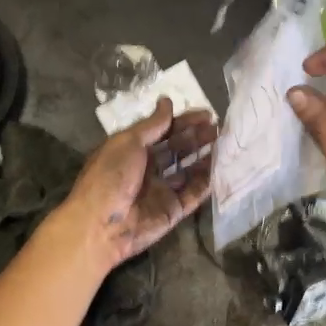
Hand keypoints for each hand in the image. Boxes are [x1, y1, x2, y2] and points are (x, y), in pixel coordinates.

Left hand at [54, 98, 215, 269]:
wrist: (100, 225)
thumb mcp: (128, 142)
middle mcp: (148, 169)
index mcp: (133, 150)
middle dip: (198, 138)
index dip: (184, 123)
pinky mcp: (173, 210)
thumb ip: (152, 125)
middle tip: (220, 129)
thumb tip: (167, 101)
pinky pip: (194, 194)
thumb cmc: (110, 176)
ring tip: (225, 145)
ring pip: (188, 171)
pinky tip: (222, 169)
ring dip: (205, 158)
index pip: (163, 132)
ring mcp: (162, 191)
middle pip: (178, 150)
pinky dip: (206, 182)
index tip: (207, 115)